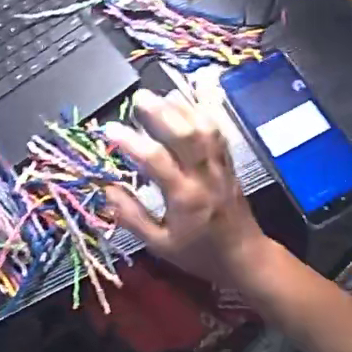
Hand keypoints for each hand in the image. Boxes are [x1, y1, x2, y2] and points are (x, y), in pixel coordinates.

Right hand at [101, 88, 268, 285]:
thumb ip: (131, 217)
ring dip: (184, 107)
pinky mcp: (230, 162)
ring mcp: (221, 166)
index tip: (108, 130)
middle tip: (138, 97)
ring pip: (205, 128)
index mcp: (184, 198)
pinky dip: (204, 112)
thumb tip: (106, 188)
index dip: (131, 141)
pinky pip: (219, 131)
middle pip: (186, 134)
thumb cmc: (198, 253)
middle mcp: (204, 176)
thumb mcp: (159, 245)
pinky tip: (189, 101)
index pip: (155, 160)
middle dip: (162, 112)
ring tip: (161, 94)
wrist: (245, 257)